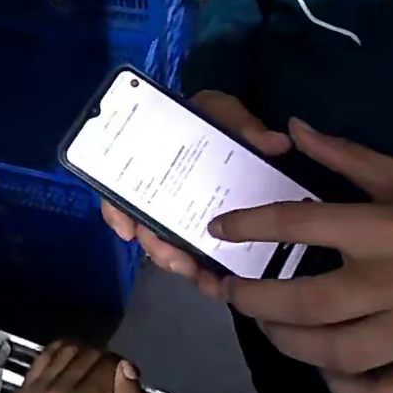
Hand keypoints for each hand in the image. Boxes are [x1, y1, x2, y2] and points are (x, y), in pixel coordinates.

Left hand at [10, 341, 144, 392]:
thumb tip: (126, 366)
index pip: (109, 364)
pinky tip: (67, 364)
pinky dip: (58, 354)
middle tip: (107, 375)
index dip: (121, 366)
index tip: (124, 376)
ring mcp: (37, 392)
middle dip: (102, 360)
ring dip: (81, 354)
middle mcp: (60, 392)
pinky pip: (42, 359)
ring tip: (87, 368)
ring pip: (65, 350)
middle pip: (87, 354)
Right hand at [100, 90, 291, 296]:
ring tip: (196, 273)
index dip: (117, 211)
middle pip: (144, 224)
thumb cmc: (214, 118)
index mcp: (154, 161)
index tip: (128, 231)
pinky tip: (210, 280)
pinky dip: (199, 269)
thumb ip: (241, 124)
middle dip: (156, 247)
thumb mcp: (222, 112)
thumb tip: (275, 143)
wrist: (231, 127)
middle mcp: (159, 190)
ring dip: (176, 261)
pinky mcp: (207, 228)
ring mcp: (181, 211)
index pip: (121, 187)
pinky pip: (195, 253)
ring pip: (167, 243)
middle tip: (175, 260)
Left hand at [212, 119, 392, 392]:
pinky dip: (346, 391)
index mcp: (384, 229)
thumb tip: (292, 127)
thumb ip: (345, 154)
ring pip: (336, 353)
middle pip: (308, 302)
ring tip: (266, 325)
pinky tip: (327, 370)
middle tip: (230, 292)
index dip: (250, 226)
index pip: (301, 222)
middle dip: (255, 300)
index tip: (217, 230)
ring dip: (287, 343)